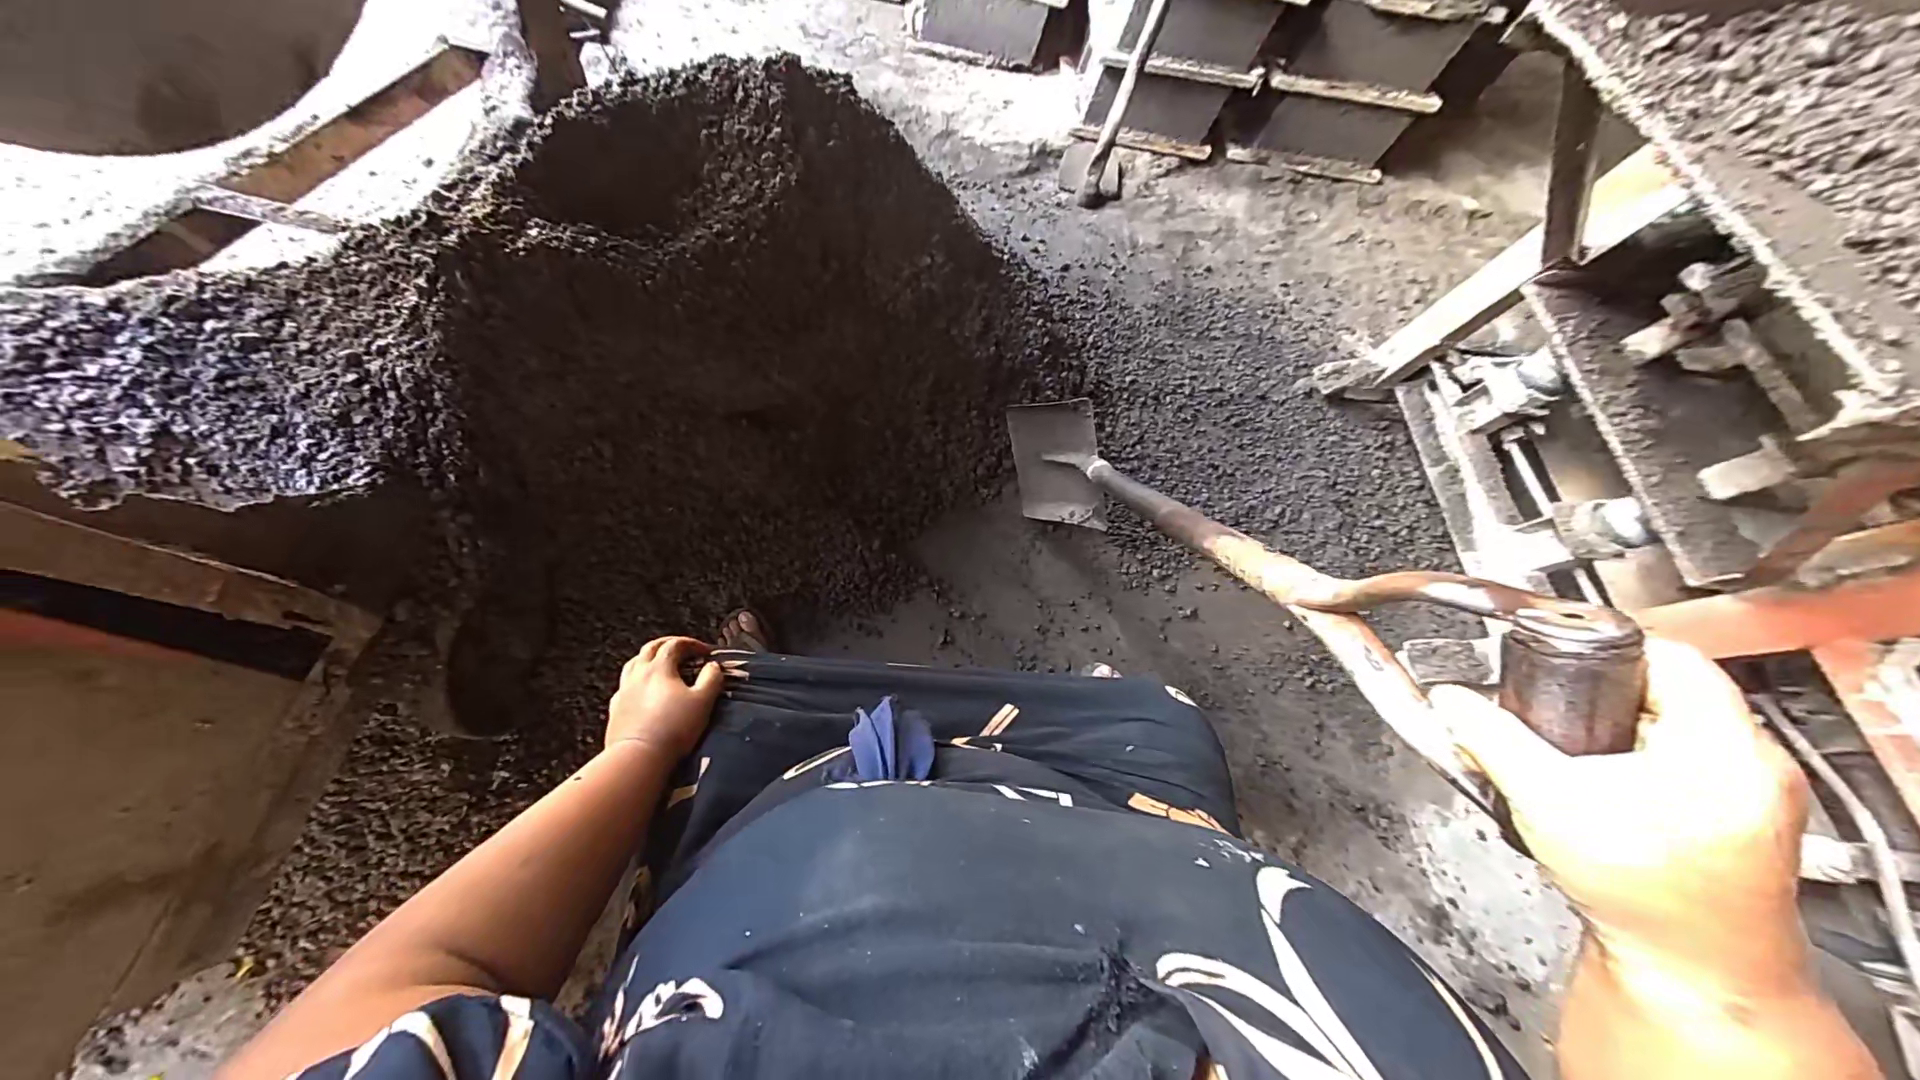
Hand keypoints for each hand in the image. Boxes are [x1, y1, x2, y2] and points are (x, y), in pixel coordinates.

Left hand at [606, 637, 723, 759]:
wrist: (638, 757)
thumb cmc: (674, 727)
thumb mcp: (703, 701)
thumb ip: (711, 678)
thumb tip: (713, 666)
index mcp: (660, 668)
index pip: (675, 644)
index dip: (692, 644)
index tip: (705, 652)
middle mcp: (638, 674)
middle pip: (651, 649)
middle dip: (668, 644)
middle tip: (683, 649)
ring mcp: (624, 691)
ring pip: (633, 664)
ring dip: (649, 659)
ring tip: (661, 665)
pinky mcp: (616, 709)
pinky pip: (625, 686)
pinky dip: (637, 681)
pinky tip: (643, 690)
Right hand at [1430, 638, 1810, 994]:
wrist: (1686, 966)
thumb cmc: (1645, 895)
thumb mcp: (1545, 799)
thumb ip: (1489, 737)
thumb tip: (1450, 699)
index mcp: (1722, 746)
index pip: (1666, 652)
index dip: (1601, 643)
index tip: (1556, 649)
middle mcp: (1749, 761)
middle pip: (1659, 683)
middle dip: (1592, 686)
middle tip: (1550, 702)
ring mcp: (1746, 788)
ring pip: (1662, 720)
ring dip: (1607, 721)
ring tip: (1567, 744)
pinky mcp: (1729, 810)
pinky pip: (1670, 754)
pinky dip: (1624, 751)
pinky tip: (1590, 777)